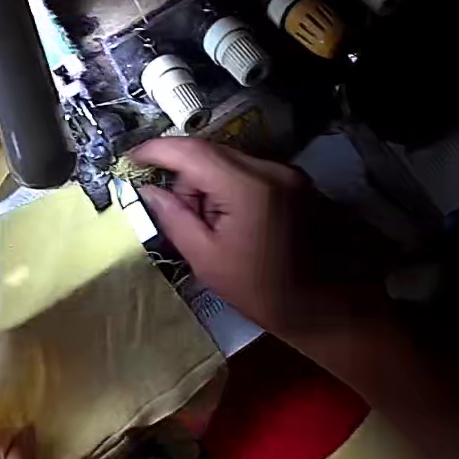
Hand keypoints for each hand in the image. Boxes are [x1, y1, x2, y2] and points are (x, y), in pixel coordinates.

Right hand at [131, 137, 389, 346]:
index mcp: (248, 187)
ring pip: (229, 160)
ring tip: (212, 225)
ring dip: (208, 181)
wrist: (328, 309)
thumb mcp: (207, 259)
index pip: (192, 151)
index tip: (131, 158)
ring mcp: (288, 172)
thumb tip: (148, 189)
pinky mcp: (296, 181)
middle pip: (210, 152)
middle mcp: (272, 168)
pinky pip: (249, 170)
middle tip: (178, 212)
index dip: (156, 150)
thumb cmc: (263, 292)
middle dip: (185, 174)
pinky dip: (230, 185)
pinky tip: (234, 220)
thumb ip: (173, 217)